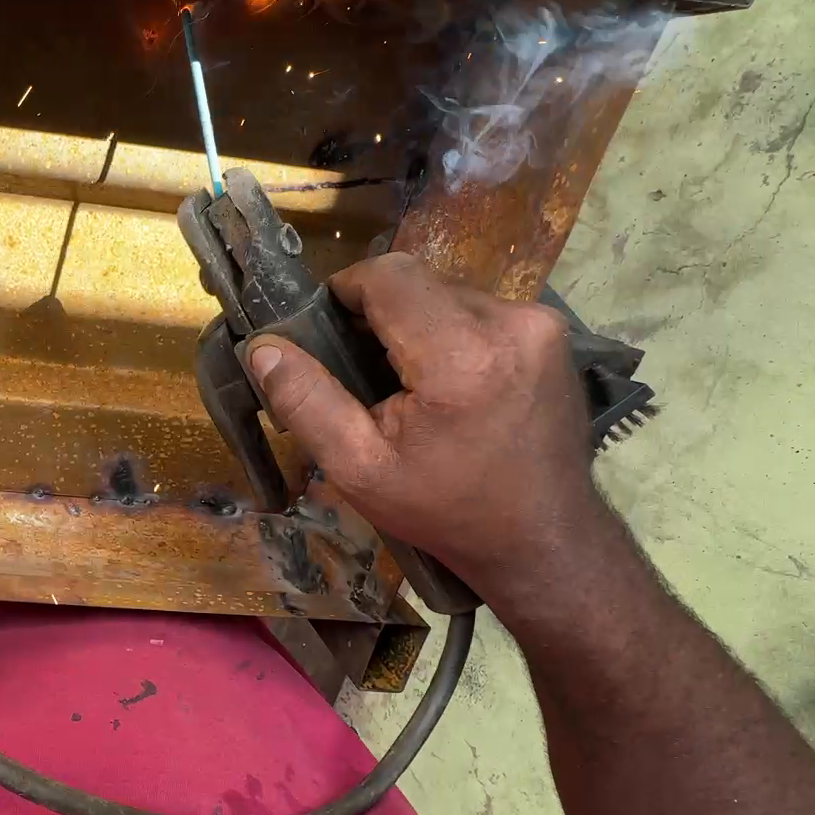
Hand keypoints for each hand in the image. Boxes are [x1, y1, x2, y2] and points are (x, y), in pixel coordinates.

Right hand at [243, 253, 609, 595]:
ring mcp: (540, 324)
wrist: (539, 538)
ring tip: (398, 381)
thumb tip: (262, 348)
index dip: (345, 290)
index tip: (322, 328)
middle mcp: (511, 323)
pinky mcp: (551, 334)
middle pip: (418, 282)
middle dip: (376, 314)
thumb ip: (306, 402)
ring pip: (446, 293)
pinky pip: (477, 310)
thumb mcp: (357, 468)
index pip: (389, 276)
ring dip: (411, 323)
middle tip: (354, 369)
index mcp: (460, 356)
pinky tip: (440, 383)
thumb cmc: (442, 509)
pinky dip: (445, 333)